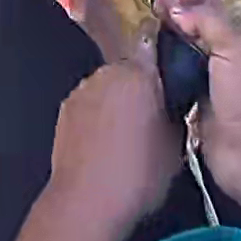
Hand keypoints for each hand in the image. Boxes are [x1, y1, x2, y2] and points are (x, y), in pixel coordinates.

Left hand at [45, 49, 182, 234]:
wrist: (86, 200)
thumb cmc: (137, 175)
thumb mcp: (174, 150)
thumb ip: (175, 117)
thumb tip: (172, 109)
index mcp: (139, 75)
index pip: (148, 40)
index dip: (155, 43)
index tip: (162, 54)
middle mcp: (108, 72)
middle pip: (127, 69)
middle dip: (137, 86)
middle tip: (148, 116)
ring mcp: (83, 87)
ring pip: (107, 85)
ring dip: (115, 99)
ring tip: (122, 134)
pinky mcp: (65, 105)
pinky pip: (88, 102)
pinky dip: (95, 114)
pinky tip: (100, 141)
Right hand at [152, 0, 240, 196]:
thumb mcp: (235, 47)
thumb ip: (205, 20)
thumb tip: (175, 7)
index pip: (225, 3)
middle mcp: (237, 50)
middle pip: (204, 19)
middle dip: (180, 7)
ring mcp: (218, 73)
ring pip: (190, 41)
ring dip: (171, 27)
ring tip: (150, 12)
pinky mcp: (201, 93)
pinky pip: (181, 64)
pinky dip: (167, 52)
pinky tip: (151, 43)